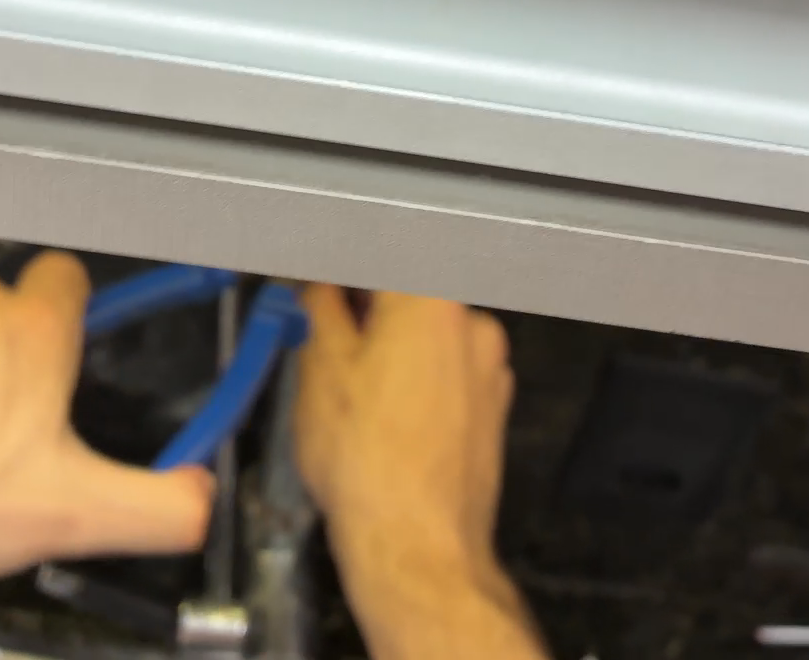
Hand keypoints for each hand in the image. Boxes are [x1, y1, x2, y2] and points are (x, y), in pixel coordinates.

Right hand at [297, 287, 541, 657]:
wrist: (418, 549)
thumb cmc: (361, 450)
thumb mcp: (320, 364)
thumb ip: (319, 303)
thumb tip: (320, 281)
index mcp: (433, 299)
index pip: (378, 258)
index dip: (339, 272)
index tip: (313, 293)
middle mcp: (474, 322)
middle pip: (408, 294)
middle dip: (364, 310)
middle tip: (326, 343)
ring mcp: (492, 368)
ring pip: (427, 335)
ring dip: (391, 345)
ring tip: (356, 390)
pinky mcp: (495, 409)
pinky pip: (447, 372)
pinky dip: (418, 377)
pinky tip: (389, 418)